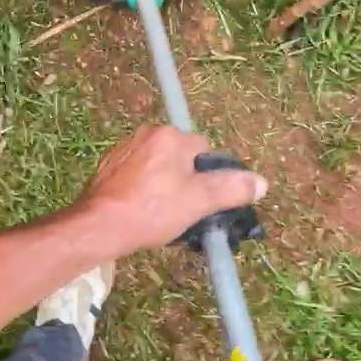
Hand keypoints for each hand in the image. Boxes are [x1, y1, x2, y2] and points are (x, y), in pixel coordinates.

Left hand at [74, 126, 268, 255]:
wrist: (99, 226)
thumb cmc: (152, 211)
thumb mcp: (199, 202)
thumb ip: (231, 189)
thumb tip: (260, 182)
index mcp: (169, 136)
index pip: (203, 149)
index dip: (207, 177)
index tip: (200, 201)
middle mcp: (146, 134)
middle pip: (180, 156)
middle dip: (185, 181)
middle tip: (182, 210)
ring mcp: (124, 149)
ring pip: (158, 166)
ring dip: (164, 184)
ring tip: (160, 214)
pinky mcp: (108, 166)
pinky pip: (137, 173)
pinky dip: (143, 188)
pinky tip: (141, 210)